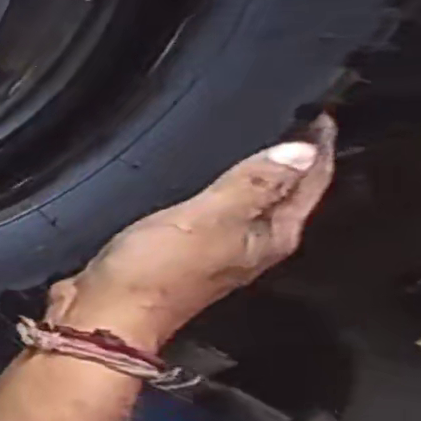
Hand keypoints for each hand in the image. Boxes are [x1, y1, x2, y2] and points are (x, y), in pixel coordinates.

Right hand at [47, 115, 337, 350]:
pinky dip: (208, 190)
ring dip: (246, 174)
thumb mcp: (204, 220)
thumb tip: (302, 149)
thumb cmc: (156, 269)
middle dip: (285, 158)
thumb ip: (249, 185)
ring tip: (238, 140)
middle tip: (282, 116)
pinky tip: (191, 179)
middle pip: (280, 193)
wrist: (103, 313)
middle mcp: (249, 244)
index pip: (308, 183)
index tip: (318, 108)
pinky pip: (204, 211)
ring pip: (242, 202)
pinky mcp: (173, 252)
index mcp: (270, 236)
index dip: (316, 146)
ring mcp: (210, 251)